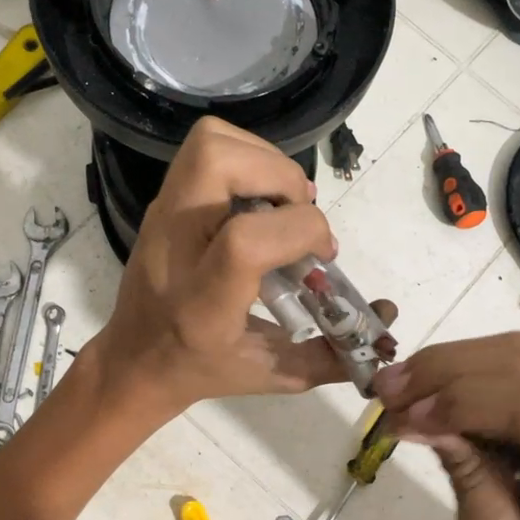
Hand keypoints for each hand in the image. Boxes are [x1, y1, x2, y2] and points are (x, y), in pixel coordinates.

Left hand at [87, 118, 395, 417]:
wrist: (134, 360)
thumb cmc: (203, 371)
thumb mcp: (272, 374)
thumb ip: (332, 355)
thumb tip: (386, 322)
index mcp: (201, 304)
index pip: (245, 242)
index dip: (300, 231)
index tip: (322, 255)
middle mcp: (174, 249)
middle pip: (216, 164)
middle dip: (278, 174)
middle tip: (299, 212)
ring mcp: (162, 217)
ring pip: (209, 144)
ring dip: (263, 158)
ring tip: (283, 201)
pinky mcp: (162, 201)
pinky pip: (204, 149)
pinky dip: (245, 156)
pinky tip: (262, 197)